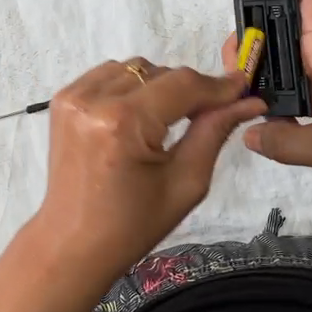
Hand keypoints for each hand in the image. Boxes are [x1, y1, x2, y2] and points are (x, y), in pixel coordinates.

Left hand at [32, 58, 265, 276]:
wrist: (73, 242)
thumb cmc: (133, 224)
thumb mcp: (185, 183)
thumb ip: (214, 131)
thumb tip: (248, 100)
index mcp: (124, 122)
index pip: (182, 84)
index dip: (217, 86)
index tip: (245, 88)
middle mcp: (94, 98)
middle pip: (159, 72)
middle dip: (188, 91)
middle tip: (206, 116)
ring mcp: (74, 95)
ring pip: (134, 68)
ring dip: (158, 86)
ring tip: (164, 121)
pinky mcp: (63, 98)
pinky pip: (109, 74)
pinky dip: (129, 87)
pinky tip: (136, 117)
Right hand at [230, 0, 311, 209]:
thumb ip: (286, 143)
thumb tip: (246, 132)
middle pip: (283, 29)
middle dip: (253, 37)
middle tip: (229, 64)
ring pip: (284, 59)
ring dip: (259, 66)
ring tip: (232, 85)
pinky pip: (291, 87)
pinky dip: (271, 91)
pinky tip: (254, 108)